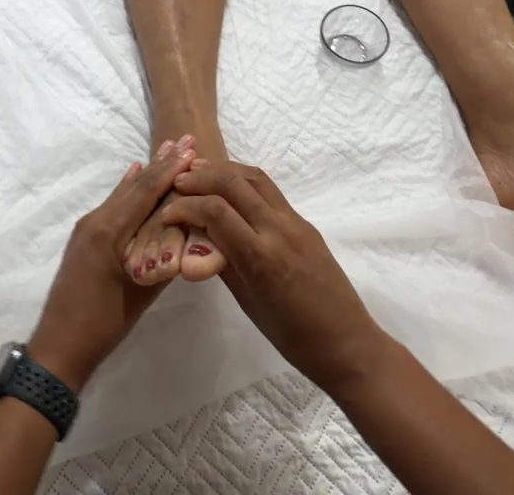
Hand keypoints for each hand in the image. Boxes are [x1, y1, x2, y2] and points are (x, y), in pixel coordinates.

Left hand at [27, 138, 198, 386]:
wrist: (60, 346)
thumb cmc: (103, 323)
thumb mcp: (141, 292)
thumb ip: (163, 258)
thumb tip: (188, 232)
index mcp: (109, 230)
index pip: (145, 191)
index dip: (170, 169)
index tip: (191, 148)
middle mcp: (96, 220)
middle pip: (134, 186)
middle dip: (162, 164)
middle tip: (184, 139)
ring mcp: (88, 228)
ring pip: (123, 194)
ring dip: (147, 173)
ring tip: (167, 151)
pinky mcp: (85, 238)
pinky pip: (113, 206)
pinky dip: (128, 189)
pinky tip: (134, 174)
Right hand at [159, 160, 391, 393]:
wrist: (347, 344)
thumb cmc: (292, 337)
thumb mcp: (248, 302)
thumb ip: (222, 263)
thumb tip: (196, 236)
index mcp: (261, 258)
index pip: (215, 211)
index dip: (185, 205)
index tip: (166, 211)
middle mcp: (279, 231)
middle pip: (234, 183)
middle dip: (200, 176)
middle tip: (177, 180)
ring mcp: (296, 223)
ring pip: (255, 178)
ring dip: (223, 170)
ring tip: (198, 172)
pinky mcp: (305, 223)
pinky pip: (270, 191)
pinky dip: (243, 181)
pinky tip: (228, 189)